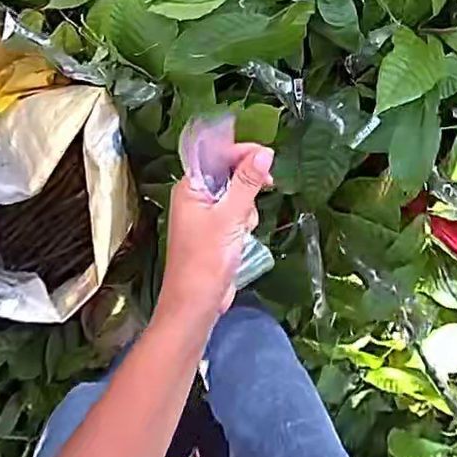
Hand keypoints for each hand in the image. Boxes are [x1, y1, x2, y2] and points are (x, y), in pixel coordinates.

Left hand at [157, 142, 272, 328]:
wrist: (196, 304)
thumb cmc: (206, 260)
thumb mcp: (230, 217)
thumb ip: (247, 182)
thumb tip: (265, 153)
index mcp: (189, 187)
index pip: (216, 154)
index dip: (241, 152)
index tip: (267, 156)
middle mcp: (195, 196)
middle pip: (229, 174)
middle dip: (247, 185)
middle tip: (265, 188)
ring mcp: (205, 215)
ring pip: (237, 195)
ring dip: (246, 208)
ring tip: (242, 227)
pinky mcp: (216, 231)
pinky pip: (236, 214)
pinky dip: (244, 222)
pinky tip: (242, 237)